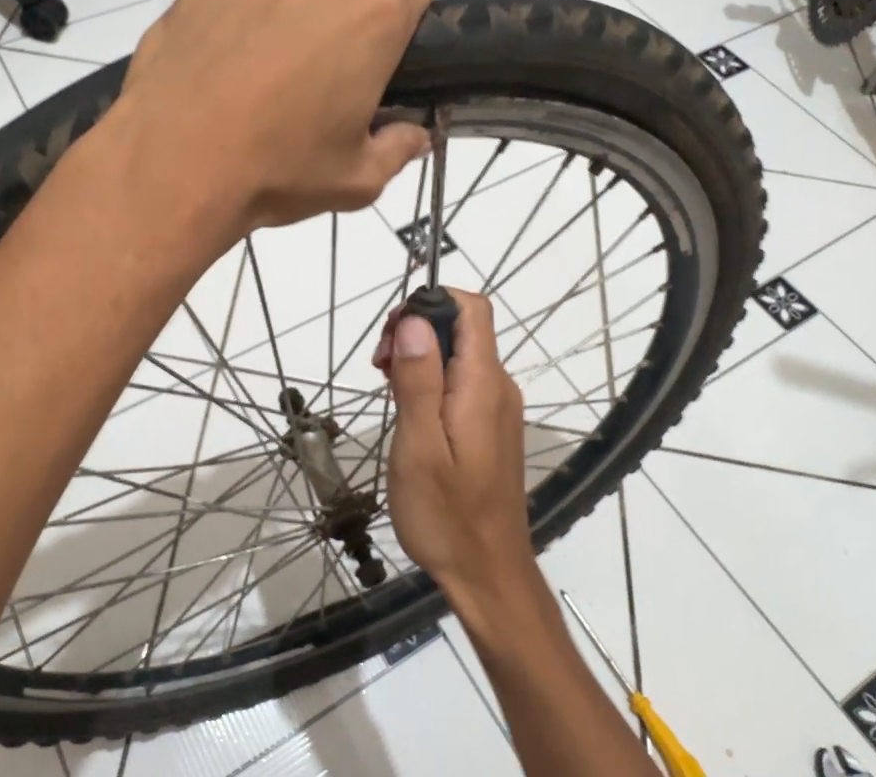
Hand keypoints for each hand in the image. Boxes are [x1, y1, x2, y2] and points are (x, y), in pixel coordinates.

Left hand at [108, 0, 433, 231]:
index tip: (377, 51)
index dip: (399, 14)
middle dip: (338, 15)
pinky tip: (213, 51)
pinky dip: (228, 3)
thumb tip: (415, 135)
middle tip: (310, 73)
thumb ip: (397, 148)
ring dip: (282, 6)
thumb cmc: (278, 173)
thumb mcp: (355, 180)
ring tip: (252, 64)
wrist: (174, 167)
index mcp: (375, 15)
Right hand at [376, 290, 535, 605]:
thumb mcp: (419, 446)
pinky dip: (429, 381)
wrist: (486, 572)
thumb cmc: (445, 514)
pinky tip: (407, 411)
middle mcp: (497, 386)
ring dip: (418, 358)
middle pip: (462, 328)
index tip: (391, 335)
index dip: (430, 304)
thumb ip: (419, 380)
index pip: (471, 308)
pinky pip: (460, 383)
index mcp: (483, 384)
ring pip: (457, 355)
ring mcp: (495, 408)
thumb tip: (416, 320)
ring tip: (386, 390)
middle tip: (378, 369)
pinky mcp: (488, 427)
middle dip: (416, 331)